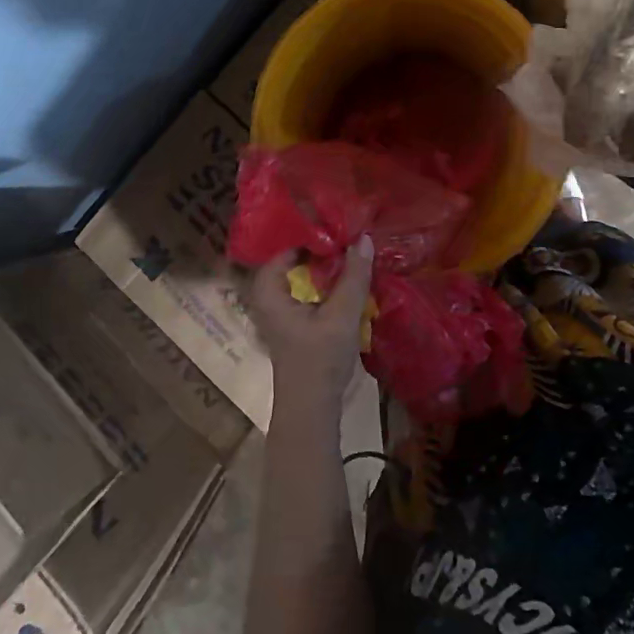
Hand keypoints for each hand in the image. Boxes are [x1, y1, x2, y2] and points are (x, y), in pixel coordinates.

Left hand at [245, 237, 373, 417]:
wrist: (312, 408)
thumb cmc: (319, 360)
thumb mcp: (342, 315)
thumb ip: (354, 276)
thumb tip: (364, 239)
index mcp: (269, 291)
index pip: (288, 246)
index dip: (313, 233)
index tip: (340, 225)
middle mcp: (270, 296)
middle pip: (296, 260)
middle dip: (323, 249)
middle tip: (351, 234)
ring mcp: (282, 310)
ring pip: (304, 276)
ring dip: (328, 267)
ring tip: (354, 250)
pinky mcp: (296, 322)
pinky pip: (310, 291)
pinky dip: (327, 284)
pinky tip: (350, 279)